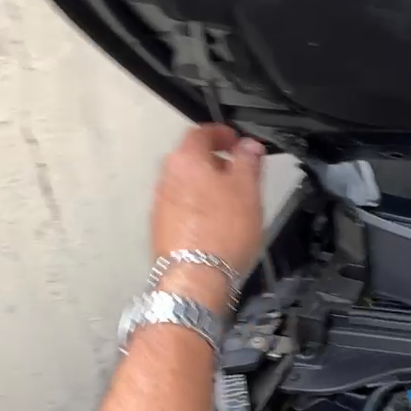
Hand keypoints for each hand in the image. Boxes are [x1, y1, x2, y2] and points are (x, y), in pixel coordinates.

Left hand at [150, 124, 264, 307]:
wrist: (195, 278)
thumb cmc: (223, 232)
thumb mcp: (248, 190)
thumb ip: (249, 161)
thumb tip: (250, 145)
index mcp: (186, 160)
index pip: (202, 132)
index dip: (222, 133)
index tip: (237, 140)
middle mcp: (167, 178)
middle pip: (191, 159)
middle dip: (214, 162)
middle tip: (237, 172)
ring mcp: (160, 205)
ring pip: (185, 186)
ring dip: (205, 187)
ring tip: (229, 202)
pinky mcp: (162, 230)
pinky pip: (182, 210)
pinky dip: (197, 209)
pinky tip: (214, 225)